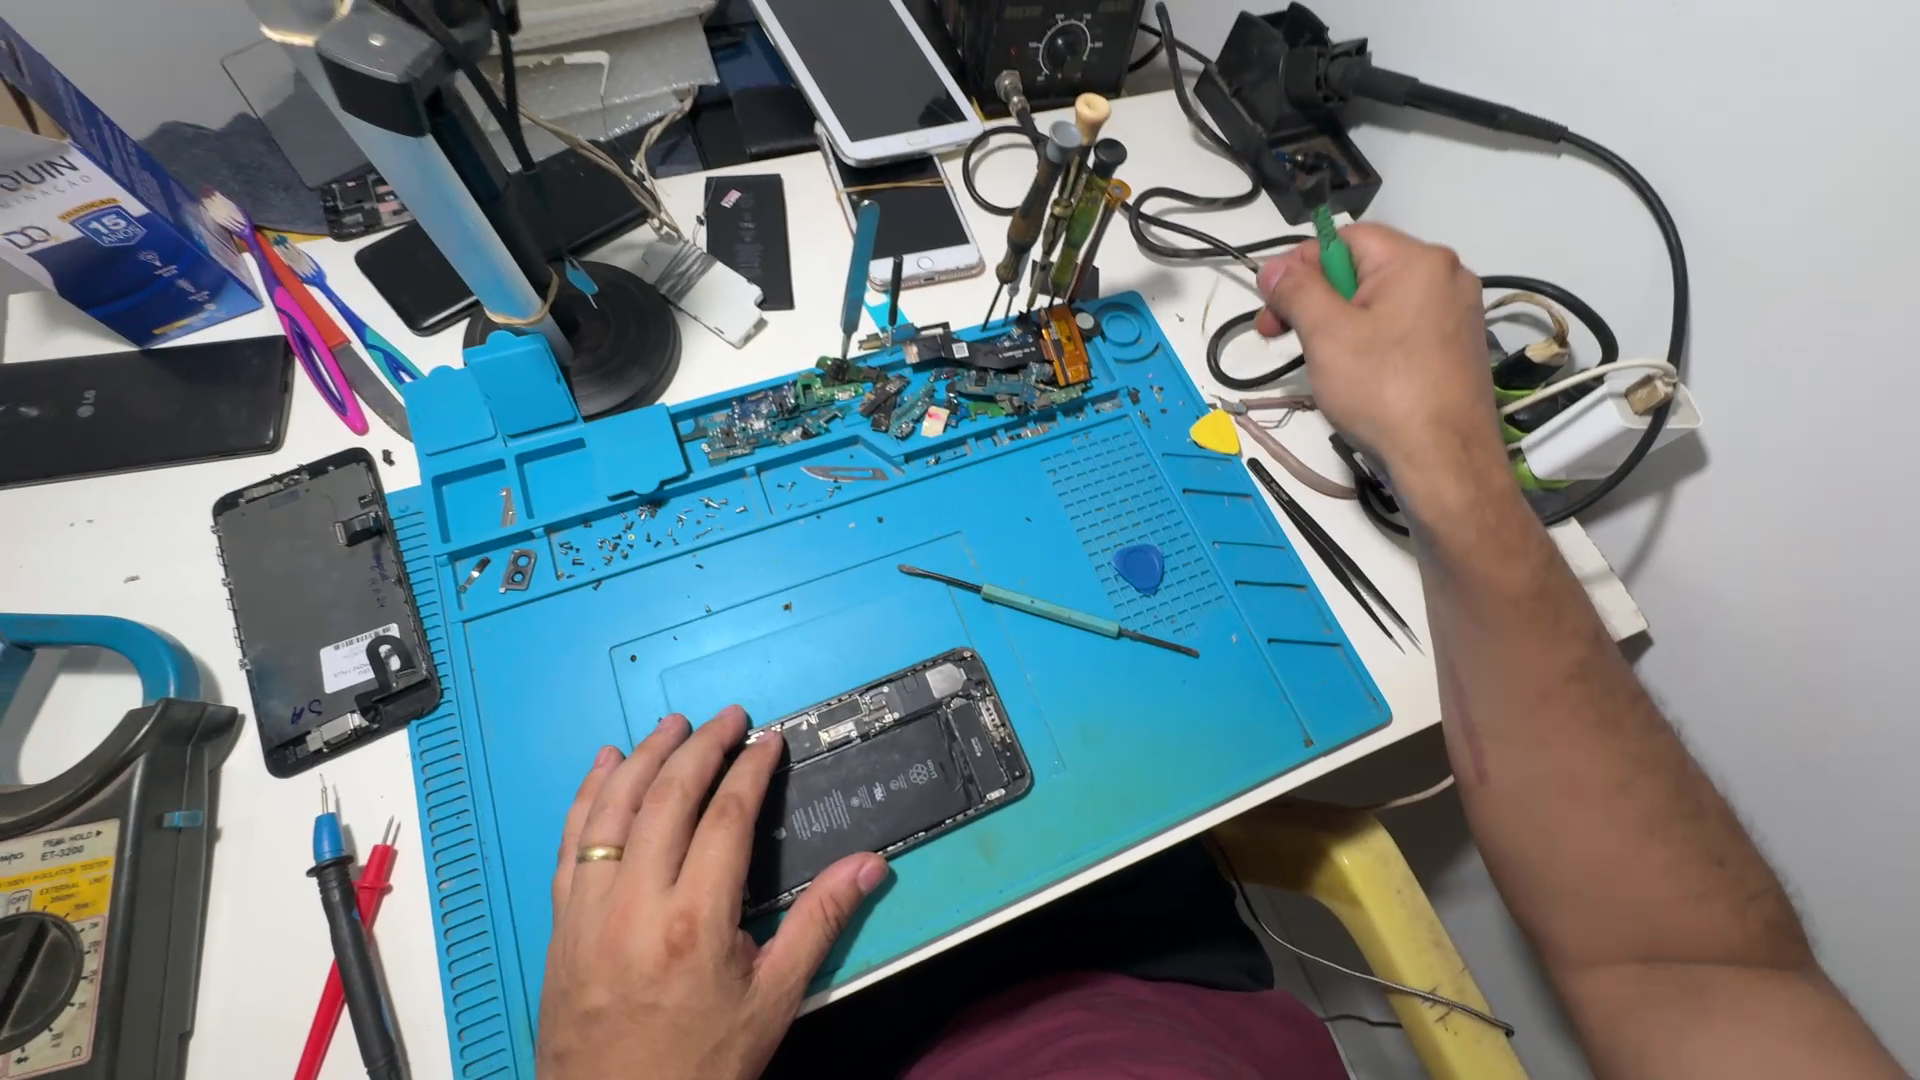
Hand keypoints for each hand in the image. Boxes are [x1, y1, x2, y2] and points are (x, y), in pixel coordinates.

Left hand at [537, 707, 889, 1079]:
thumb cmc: (703, 1062)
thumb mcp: (775, 999)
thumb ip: (821, 921)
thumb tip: (871, 863)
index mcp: (695, 920)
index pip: (726, 816)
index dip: (751, 769)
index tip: (768, 741)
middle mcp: (636, 903)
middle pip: (668, 798)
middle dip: (701, 747)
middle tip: (729, 717)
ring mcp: (590, 910)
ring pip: (613, 810)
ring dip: (644, 757)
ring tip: (673, 724)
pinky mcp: (562, 923)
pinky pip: (571, 843)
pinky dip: (588, 795)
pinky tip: (604, 765)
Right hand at [1255, 224, 1508, 499]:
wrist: (1442, 458)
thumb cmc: (1382, 390)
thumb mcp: (1326, 334)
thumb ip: (1296, 291)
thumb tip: (1273, 267)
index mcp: (1418, 261)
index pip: (1344, 238)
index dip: (1298, 265)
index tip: (1269, 305)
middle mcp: (1445, 277)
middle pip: (1361, 270)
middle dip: (1313, 299)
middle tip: (1279, 335)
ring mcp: (1454, 314)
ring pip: (1377, 303)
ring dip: (1336, 324)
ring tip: (1315, 360)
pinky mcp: (1454, 349)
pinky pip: (1398, 329)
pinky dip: (1366, 342)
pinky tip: (1352, 375)